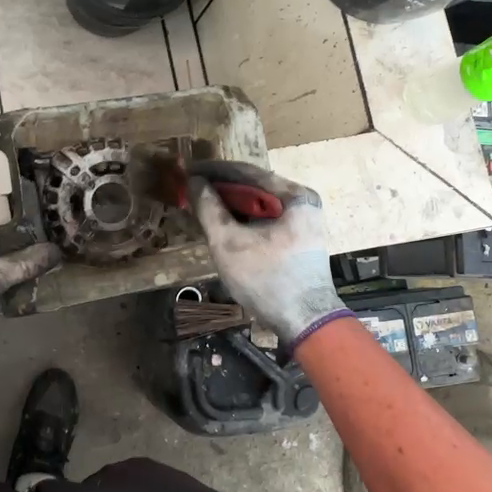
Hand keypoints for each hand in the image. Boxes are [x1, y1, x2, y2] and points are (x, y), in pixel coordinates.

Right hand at [187, 161, 347, 347]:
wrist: (305, 322)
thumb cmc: (267, 280)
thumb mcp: (229, 243)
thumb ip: (209, 209)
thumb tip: (195, 182)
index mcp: (295, 196)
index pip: (247, 172)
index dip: (214, 170)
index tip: (187, 170)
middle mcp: (303, 202)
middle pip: (255, 187)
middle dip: (222, 188)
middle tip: (192, 188)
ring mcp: (303, 221)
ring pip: (259, 204)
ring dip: (231, 204)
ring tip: (203, 205)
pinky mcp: (298, 238)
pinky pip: (266, 219)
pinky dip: (244, 219)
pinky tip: (223, 224)